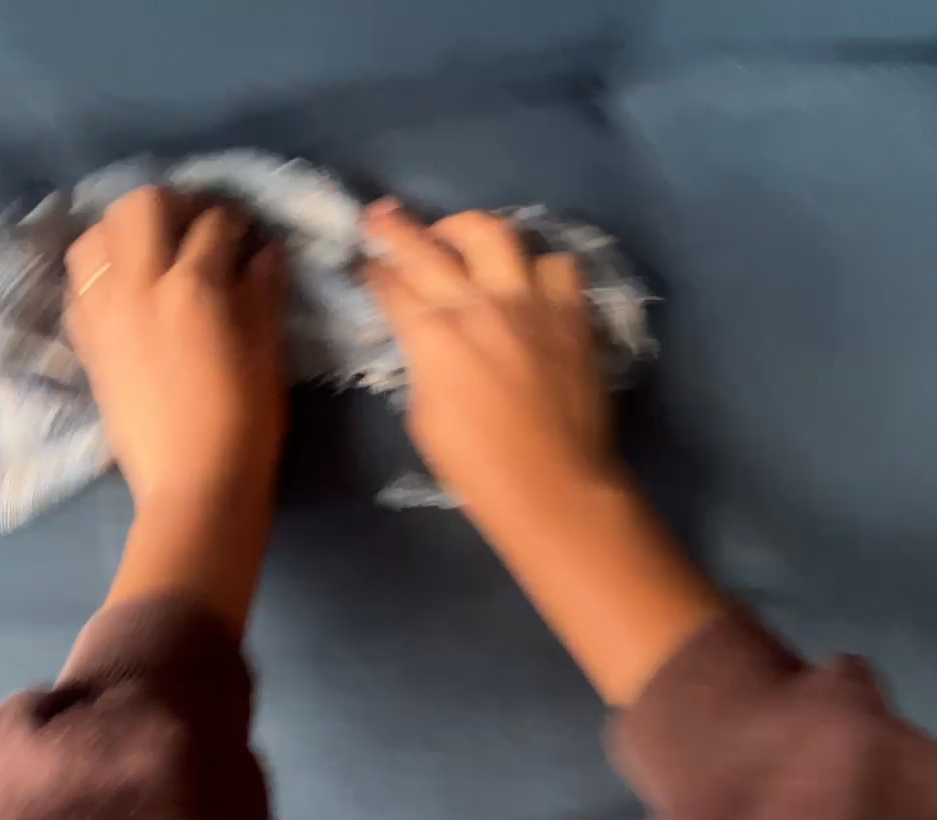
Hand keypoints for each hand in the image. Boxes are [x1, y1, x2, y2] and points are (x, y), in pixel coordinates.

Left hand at [64, 187, 286, 628]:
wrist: (195, 484)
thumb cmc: (245, 424)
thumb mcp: (267, 356)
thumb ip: (264, 295)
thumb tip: (265, 252)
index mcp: (193, 288)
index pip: (214, 226)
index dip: (237, 220)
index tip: (249, 231)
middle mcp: (137, 286)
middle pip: (140, 206)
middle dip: (175, 204)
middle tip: (198, 228)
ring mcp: (102, 312)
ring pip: (94, 235)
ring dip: (126, 230)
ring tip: (154, 252)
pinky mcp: (86, 341)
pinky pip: (78, 282)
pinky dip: (101, 271)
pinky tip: (126, 289)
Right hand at [362, 200, 721, 704]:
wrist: (553, 486)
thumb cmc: (478, 469)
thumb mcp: (425, 418)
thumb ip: (424, 367)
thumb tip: (428, 344)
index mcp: (434, 336)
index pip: (391, 285)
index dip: (372, 270)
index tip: (363, 261)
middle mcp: (480, 304)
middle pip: (429, 246)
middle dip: (396, 227)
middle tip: (383, 216)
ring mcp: (531, 303)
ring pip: (497, 233)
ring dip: (470, 231)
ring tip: (463, 240)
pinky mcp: (572, 314)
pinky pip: (558, 264)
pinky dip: (539, 266)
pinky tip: (530, 281)